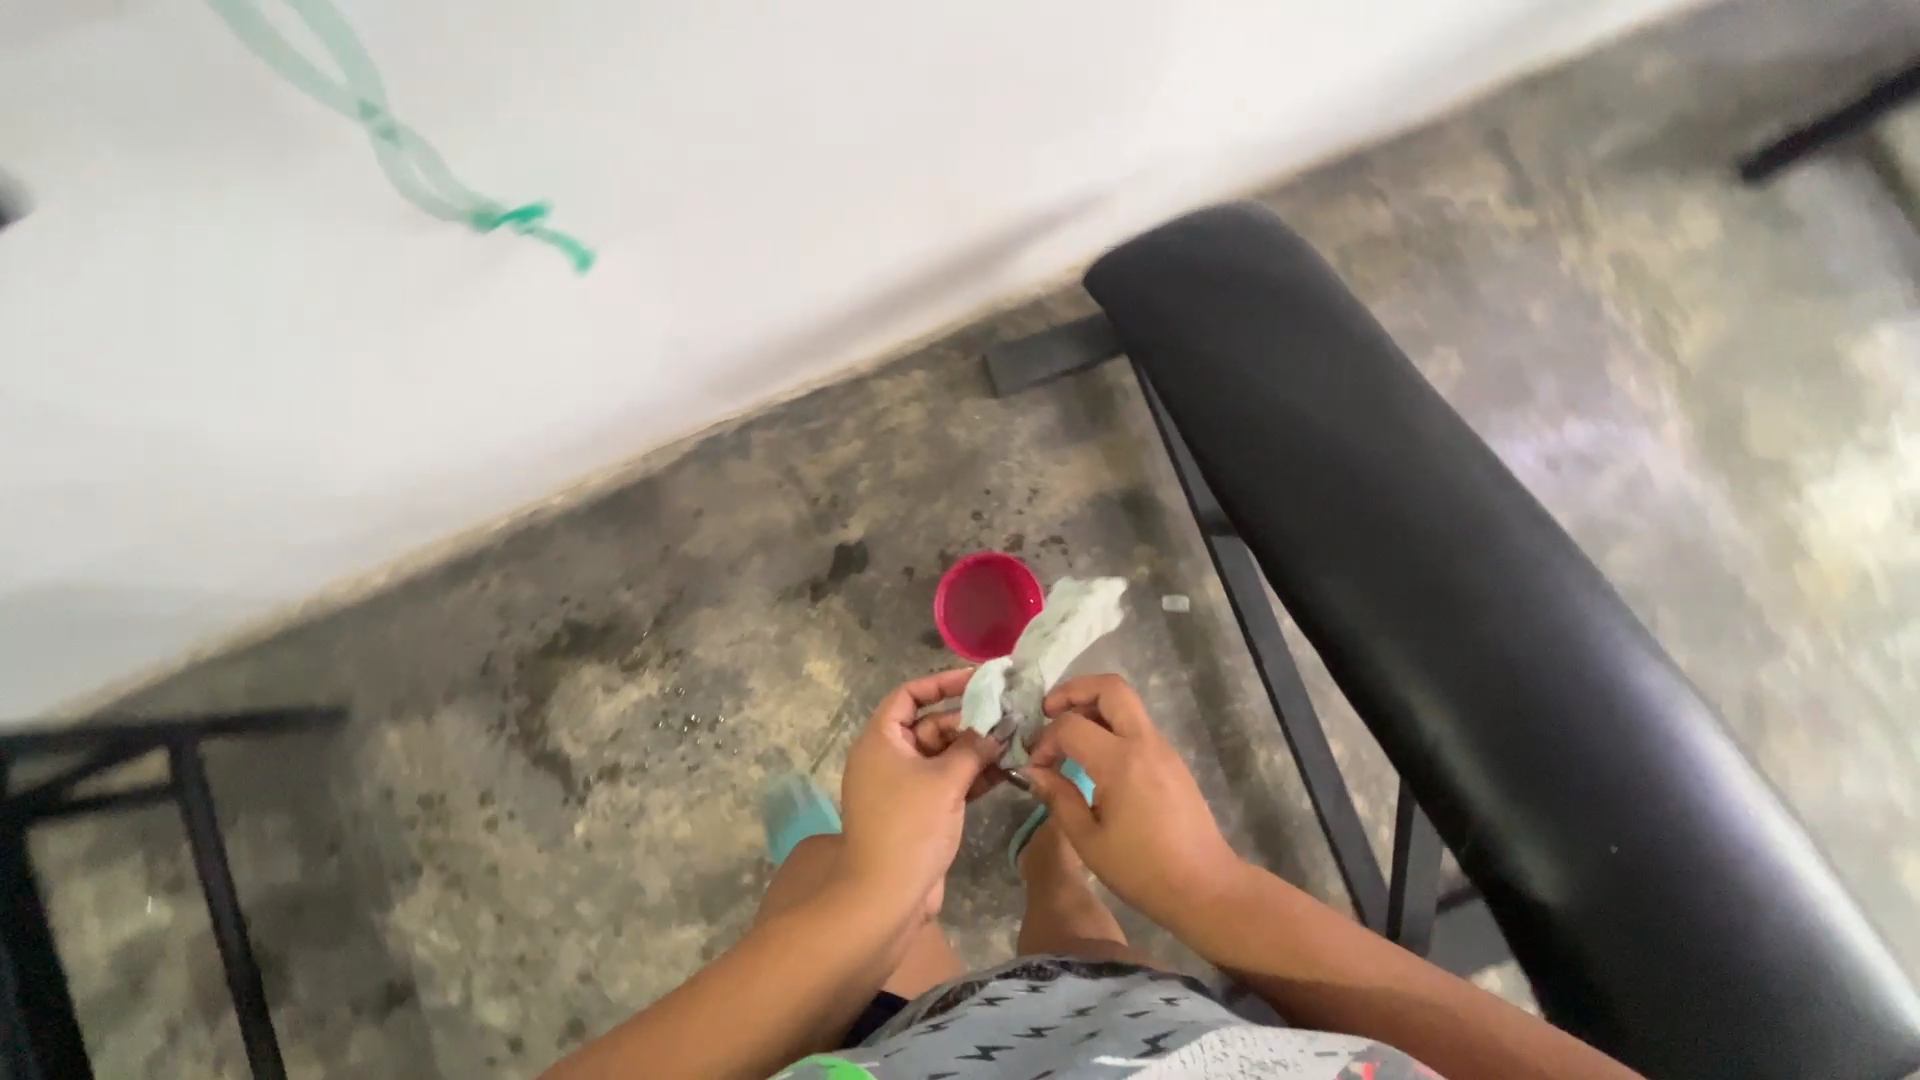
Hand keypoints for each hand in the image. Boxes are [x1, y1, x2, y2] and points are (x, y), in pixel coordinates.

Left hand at [840, 668, 1002, 910]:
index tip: (978, 680)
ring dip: (975, 751)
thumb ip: (974, 748)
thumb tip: (998, 727)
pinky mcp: (916, 812)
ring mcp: (902, 786)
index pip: (908, 695)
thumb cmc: (909, 828)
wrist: (885, 898)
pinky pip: (945, 782)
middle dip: (969, 722)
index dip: (941, 683)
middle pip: (930, 725)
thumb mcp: (945, 781)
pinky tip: (1006, 772)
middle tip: (1008, 717)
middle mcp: (887, 757)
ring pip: (942, 756)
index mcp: (881, 740)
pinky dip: (970, 777)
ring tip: (1015, 743)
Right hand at [1024, 674, 1245, 926]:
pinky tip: (1094, 758)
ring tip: (1068, 735)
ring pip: (1126, 702)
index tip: (1037, 766)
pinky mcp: (1171, 759)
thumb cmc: (1142, 870)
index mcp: (1121, 762)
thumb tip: (1034, 771)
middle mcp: (1144, 743)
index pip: (1071, 726)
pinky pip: (1136, 725)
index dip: (1045, 740)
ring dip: (1092, 706)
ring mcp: (1163, 748)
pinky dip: (1110, 726)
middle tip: (1048, 712)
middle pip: (1110, 687)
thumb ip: (1058, 798)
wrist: (1205, 888)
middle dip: (1073, 691)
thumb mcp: (1088, 841)